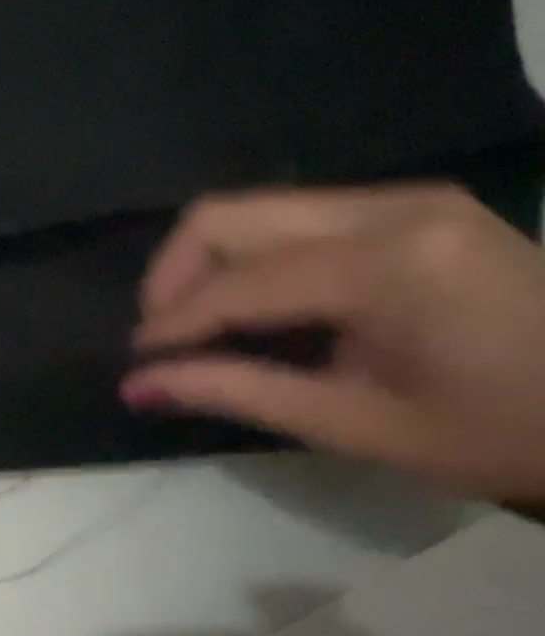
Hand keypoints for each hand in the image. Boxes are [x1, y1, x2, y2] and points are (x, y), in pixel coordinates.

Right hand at [124, 183, 544, 503]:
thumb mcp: (355, 423)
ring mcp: (408, 201)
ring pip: (254, 212)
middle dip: (173, 278)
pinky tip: (251, 306)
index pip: (237, 284)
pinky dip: (251, 260)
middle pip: (228, 217)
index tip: (135, 366)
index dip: (170, 326)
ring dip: (206, 266)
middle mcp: (394, 210)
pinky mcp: (414, 209)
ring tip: (197, 326)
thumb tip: (135, 386)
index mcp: (390, 266)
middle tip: (161, 339)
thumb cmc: (500, 434)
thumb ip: (236, 391)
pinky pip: (294, 219)